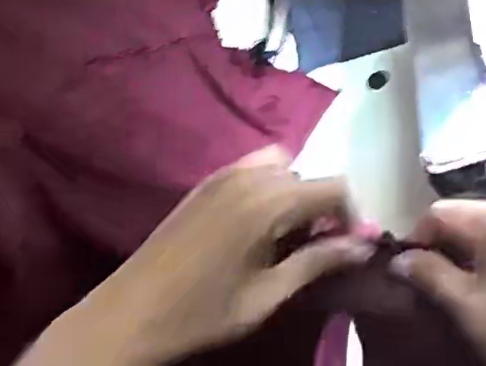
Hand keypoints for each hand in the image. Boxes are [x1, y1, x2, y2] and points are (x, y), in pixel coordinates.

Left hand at [20, 147, 374, 365]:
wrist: (120, 321)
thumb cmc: (198, 314)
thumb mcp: (265, 297)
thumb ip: (319, 262)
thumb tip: (366, 248)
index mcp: (273, 201)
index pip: (336, 189)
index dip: (350, 216)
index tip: (348, 246)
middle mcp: (257, 174)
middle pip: (312, 177)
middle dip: (322, 209)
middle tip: (315, 246)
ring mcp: (230, 171)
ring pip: (288, 167)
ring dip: (297, 193)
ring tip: (284, 232)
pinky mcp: (210, 178)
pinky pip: (259, 164)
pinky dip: (271, 181)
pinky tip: (255, 218)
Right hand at [392, 200, 485, 365]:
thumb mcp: (464, 304)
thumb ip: (429, 275)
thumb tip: (396, 259)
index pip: (438, 212)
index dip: (414, 240)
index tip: (400, 276)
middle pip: (454, 220)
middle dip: (431, 250)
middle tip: (414, 289)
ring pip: (467, 235)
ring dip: (447, 260)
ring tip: (433, 295)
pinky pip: (484, 246)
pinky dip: (466, 264)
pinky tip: (460, 294)